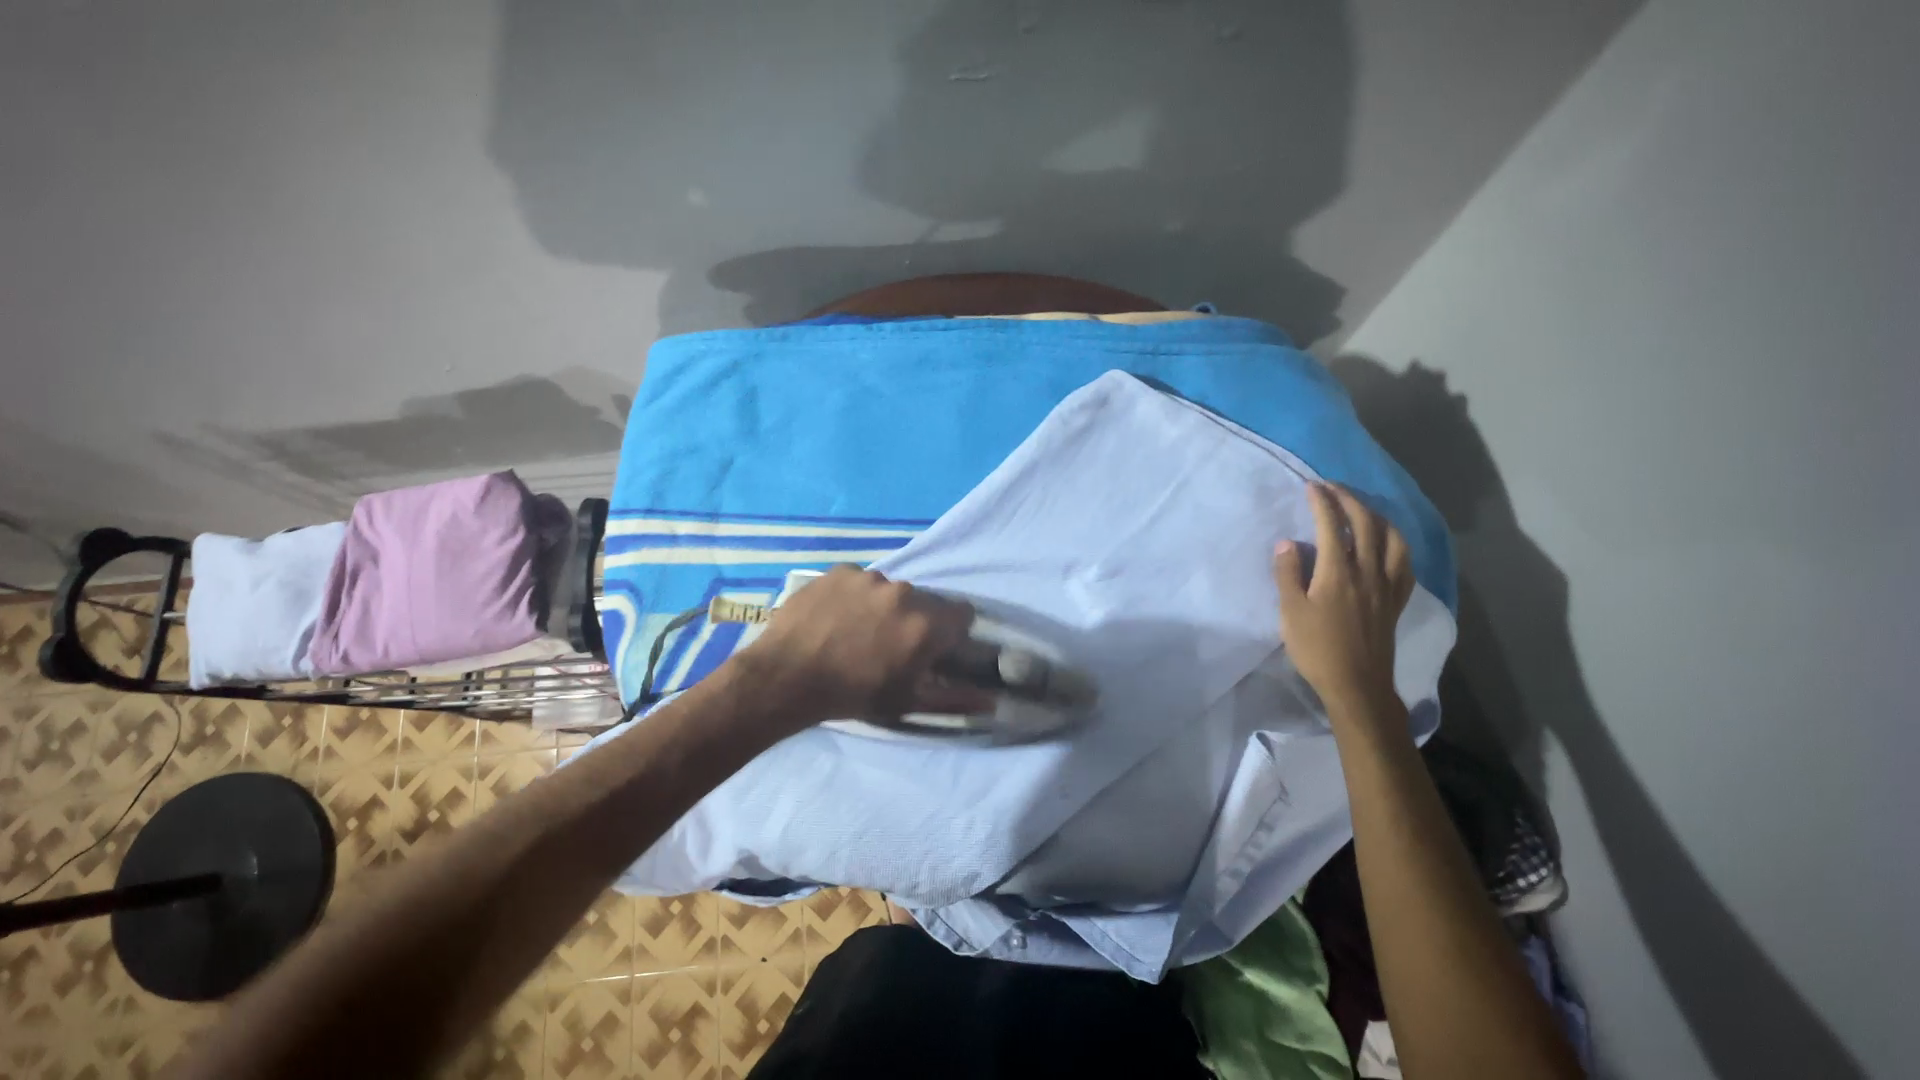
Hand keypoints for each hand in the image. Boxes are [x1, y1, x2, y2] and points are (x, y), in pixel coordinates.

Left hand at [734, 565, 995, 731]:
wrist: (786, 677)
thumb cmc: (852, 696)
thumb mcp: (907, 702)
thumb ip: (954, 699)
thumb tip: (992, 701)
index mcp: (926, 624)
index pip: (961, 613)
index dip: (951, 631)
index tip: (935, 647)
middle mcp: (904, 592)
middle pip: (923, 601)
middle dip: (914, 620)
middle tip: (889, 645)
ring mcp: (870, 577)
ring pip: (889, 590)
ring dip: (882, 607)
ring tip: (856, 632)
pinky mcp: (840, 571)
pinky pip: (859, 581)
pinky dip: (853, 597)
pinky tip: (835, 618)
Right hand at [1273, 483, 1415, 710]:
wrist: (1357, 684)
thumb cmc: (1317, 650)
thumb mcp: (1291, 613)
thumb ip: (1288, 574)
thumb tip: (1288, 543)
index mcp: (1339, 572)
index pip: (1332, 525)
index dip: (1322, 501)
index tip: (1311, 486)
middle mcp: (1368, 571)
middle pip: (1366, 523)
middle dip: (1349, 499)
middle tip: (1332, 489)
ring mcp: (1387, 585)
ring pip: (1393, 538)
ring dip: (1377, 516)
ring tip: (1363, 510)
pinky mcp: (1397, 599)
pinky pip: (1405, 562)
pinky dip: (1396, 544)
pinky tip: (1388, 545)